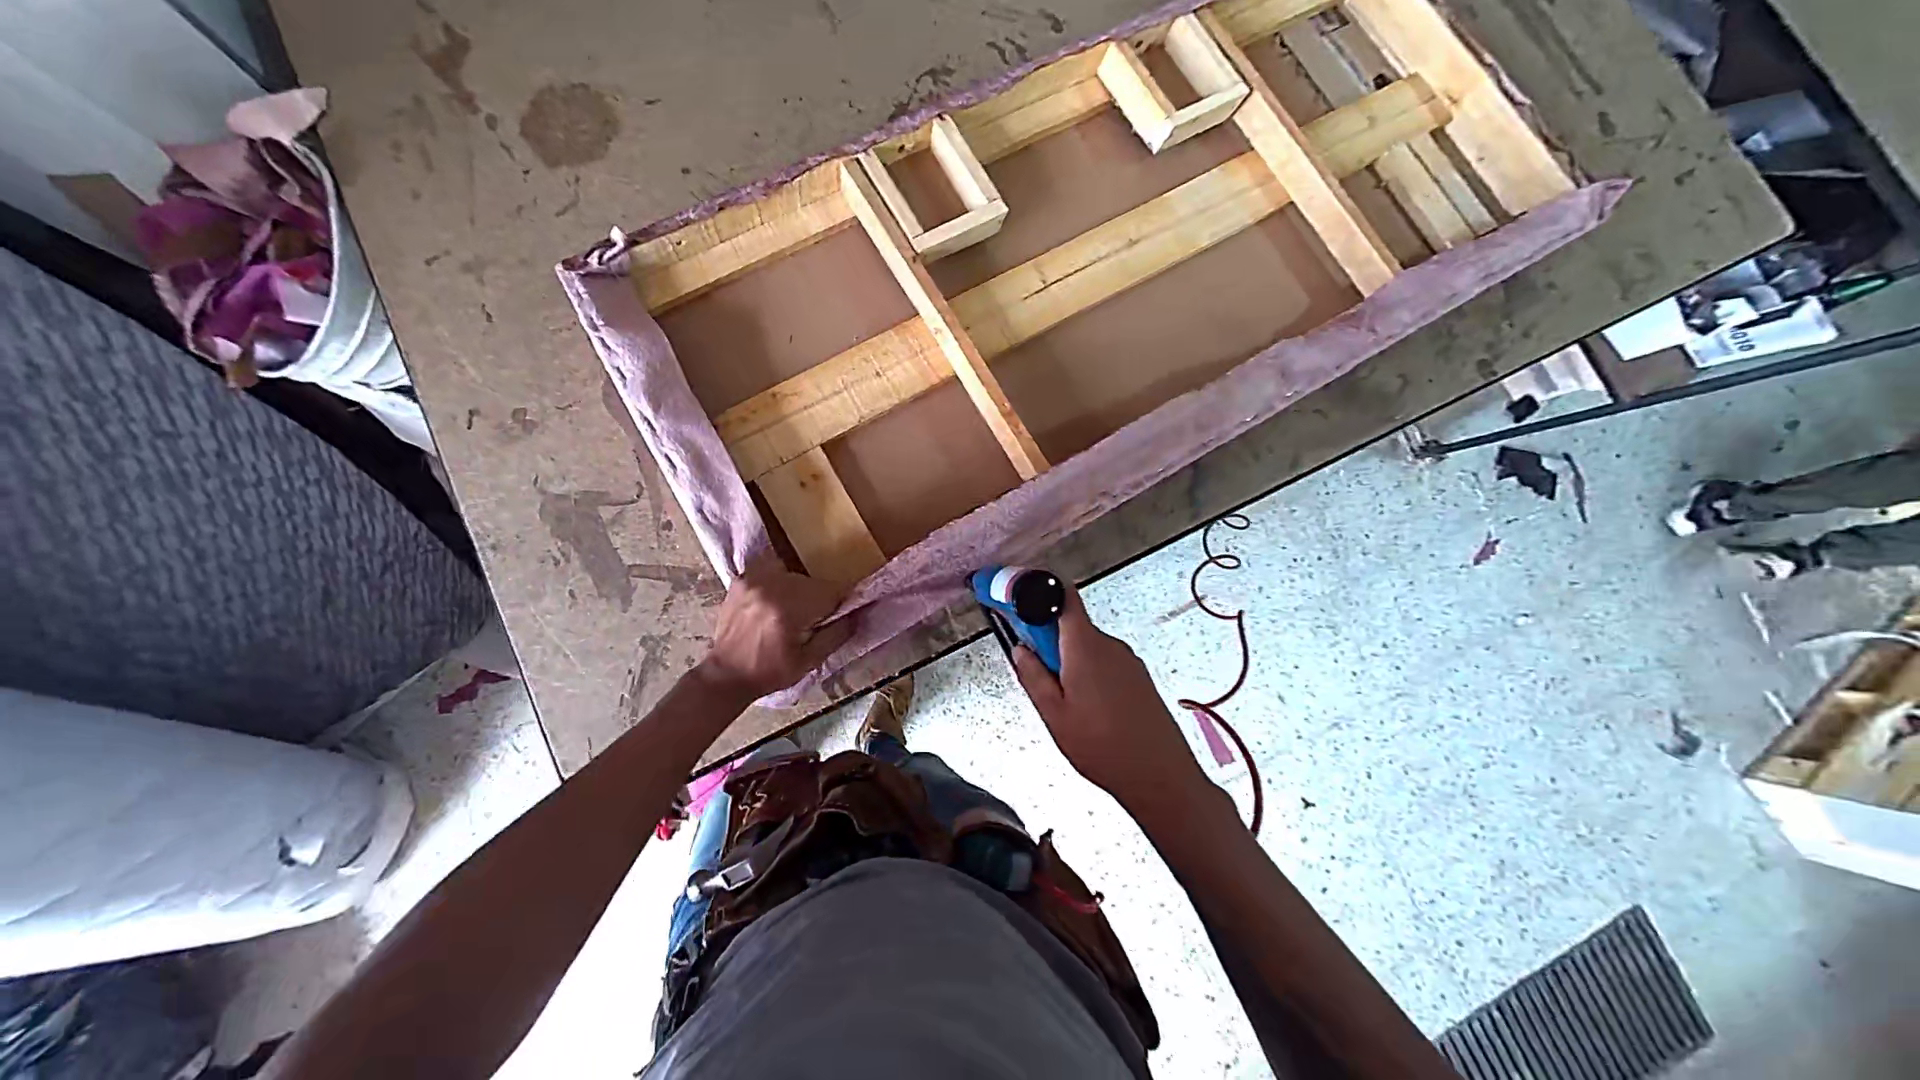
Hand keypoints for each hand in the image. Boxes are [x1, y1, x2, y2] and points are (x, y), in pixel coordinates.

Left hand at [695, 555, 854, 700]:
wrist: (727, 675)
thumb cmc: (770, 672)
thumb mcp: (810, 661)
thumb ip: (838, 633)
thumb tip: (860, 612)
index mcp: (789, 610)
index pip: (831, 591)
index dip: (838, 603)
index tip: (836, 616)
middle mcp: (771, 588)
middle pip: (812, 581)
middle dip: (817, 598)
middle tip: (810, 620)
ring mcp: (753, 580)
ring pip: (793, 572)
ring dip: (798, 589)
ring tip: (790, 611)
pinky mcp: (741, 579)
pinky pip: (771, 569)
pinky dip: (778, 582)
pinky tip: (774, 601)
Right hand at [1011, 583, 1210, 817]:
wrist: (1159, 776)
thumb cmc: (1105, 747)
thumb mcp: (1053, 714)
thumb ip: (1032, 676)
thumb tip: (1019, 650)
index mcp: (1084, 646)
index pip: (1062, 595)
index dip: (1037, 590)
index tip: (1016, 600)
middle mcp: (1109, 645)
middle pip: (1070, 624)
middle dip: (1047, 640)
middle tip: (1033, 668)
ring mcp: (1127, 661)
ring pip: (1086, 646)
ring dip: (1068, 661)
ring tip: (1063, 702)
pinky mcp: (1138, 678)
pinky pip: (1104, 663)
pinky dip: (1088, 674)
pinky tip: (1086, 709)